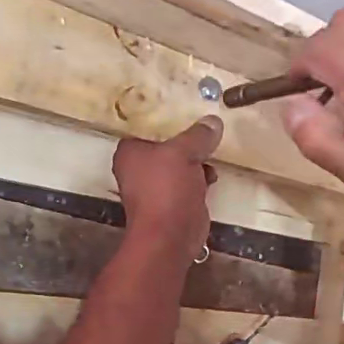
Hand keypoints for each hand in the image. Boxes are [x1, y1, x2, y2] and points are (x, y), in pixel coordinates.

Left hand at [113, 115, 221, 260]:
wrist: (171, 237)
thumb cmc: (166, 190)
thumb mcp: (183, 153)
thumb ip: (198, 135)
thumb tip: (214, 121)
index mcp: (130, 151)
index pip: (146, 124)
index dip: (166, 115)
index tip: (187, 105)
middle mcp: (139, 167)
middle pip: (166, 143)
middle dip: (187, 137)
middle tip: (206, 123)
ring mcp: (157, 186)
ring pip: (180, 162)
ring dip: (196, 157)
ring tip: (214, 146)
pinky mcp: (174, 201)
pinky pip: (189, 180)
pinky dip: (200, 176)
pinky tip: (213, 173)